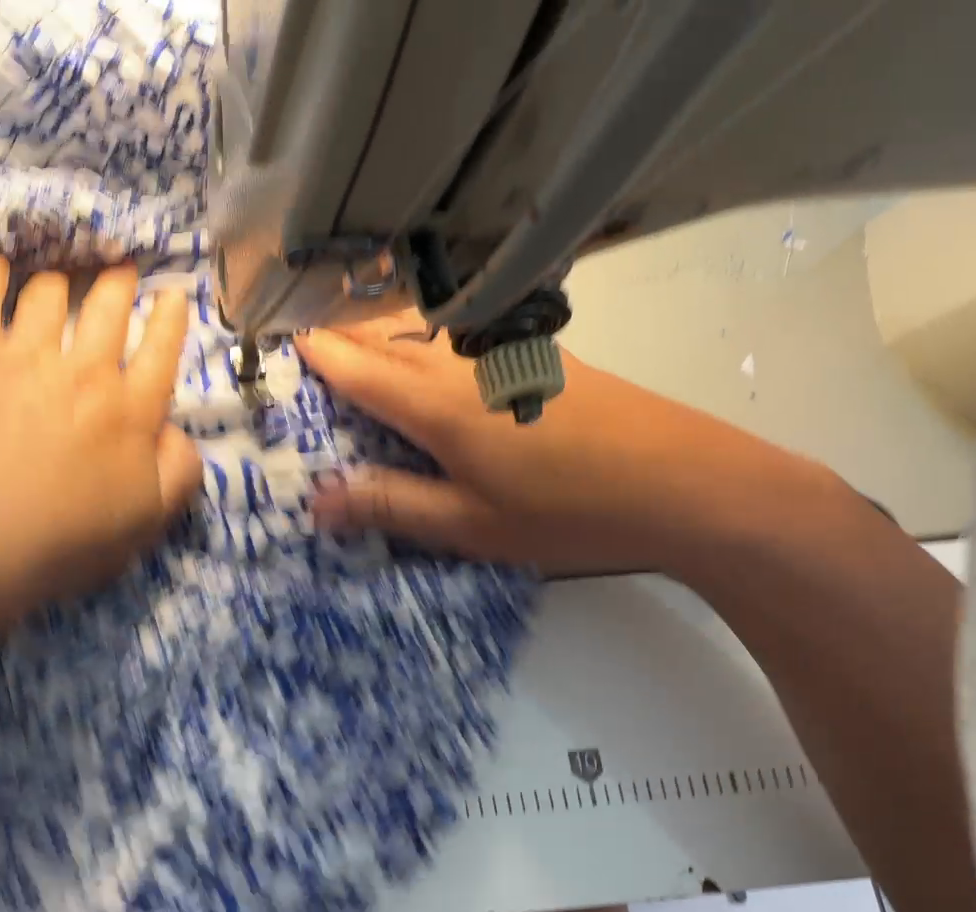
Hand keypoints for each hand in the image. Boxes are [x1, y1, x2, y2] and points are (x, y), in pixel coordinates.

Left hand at [0, 253, 201, 617]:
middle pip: (109, 302)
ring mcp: (25, 356)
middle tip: (118, 275)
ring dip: (60, 280)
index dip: (170, 314)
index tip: (171, 296)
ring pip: (48, 290)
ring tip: (60, 280)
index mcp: (131, 409)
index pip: (162, 345)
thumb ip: (177, 473)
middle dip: (119, 281)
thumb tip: (176, 431)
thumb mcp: (145, 522)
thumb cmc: (62, 541)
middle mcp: (84, 369)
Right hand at [294, 311, 847, 575]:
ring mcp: (509, 354)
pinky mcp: (544, 356)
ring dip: (383, 322)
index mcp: (437, 406)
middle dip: (342, 328)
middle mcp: (465, 366)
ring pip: (427, 326)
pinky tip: (432, 340)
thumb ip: (390, 506)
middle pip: (388, 335)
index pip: (359, 370)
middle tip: (305, 325)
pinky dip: (427, 330)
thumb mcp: (469, 526)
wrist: (692, 485)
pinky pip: (463, 332)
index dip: (318, 353)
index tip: (283, 336)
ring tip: (354, 324)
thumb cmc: (569, 512)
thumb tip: (315, 502)